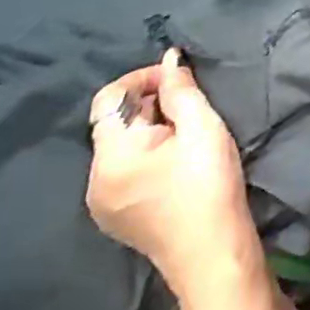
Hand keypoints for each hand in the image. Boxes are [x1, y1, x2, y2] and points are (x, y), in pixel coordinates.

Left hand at [86, 50, 283, 309]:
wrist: (213, 252)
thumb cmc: (207, 185)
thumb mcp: (201, 126)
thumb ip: (182, 89)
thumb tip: (170, 57)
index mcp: (111, 157)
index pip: (109, 97)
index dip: (142, 77)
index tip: (178, 78)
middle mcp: (95, 180)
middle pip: (116, 121)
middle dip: (152, 102)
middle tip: (191, 104)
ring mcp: (103, 202)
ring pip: (123, 144)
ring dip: (152, 125)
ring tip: (188, 129)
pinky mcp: (119, 215)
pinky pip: (126, 166)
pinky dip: (149, 150)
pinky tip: (179, 156)